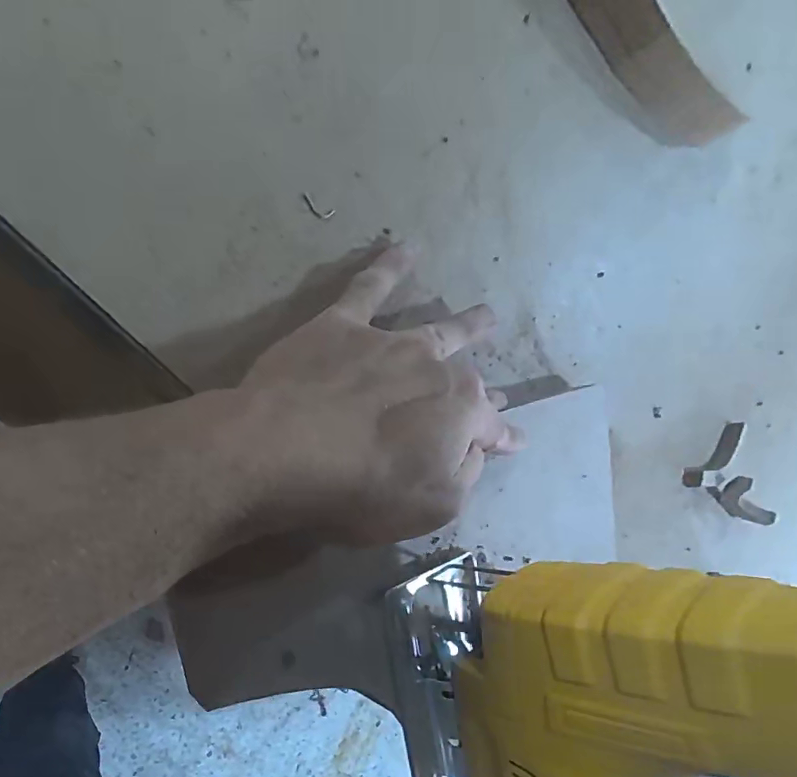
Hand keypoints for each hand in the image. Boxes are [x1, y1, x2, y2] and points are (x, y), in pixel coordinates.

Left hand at [232, 244, 522, 545]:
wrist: (281, 451)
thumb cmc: (358, 491)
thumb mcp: (430, 508)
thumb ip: (463, 476)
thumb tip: (473, 450)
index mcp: (460, 414)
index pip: (491, 429)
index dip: (502, 439)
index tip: (514, 443)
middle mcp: (434, 369)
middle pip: (466, 379)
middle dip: (485, 390)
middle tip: (498, 392)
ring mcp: (388, 343)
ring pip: (436, 328)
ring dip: (466, 324)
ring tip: (486, 315)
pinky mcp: (341, 326)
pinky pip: (371, 287)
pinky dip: (391, 265)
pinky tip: (407, 248)